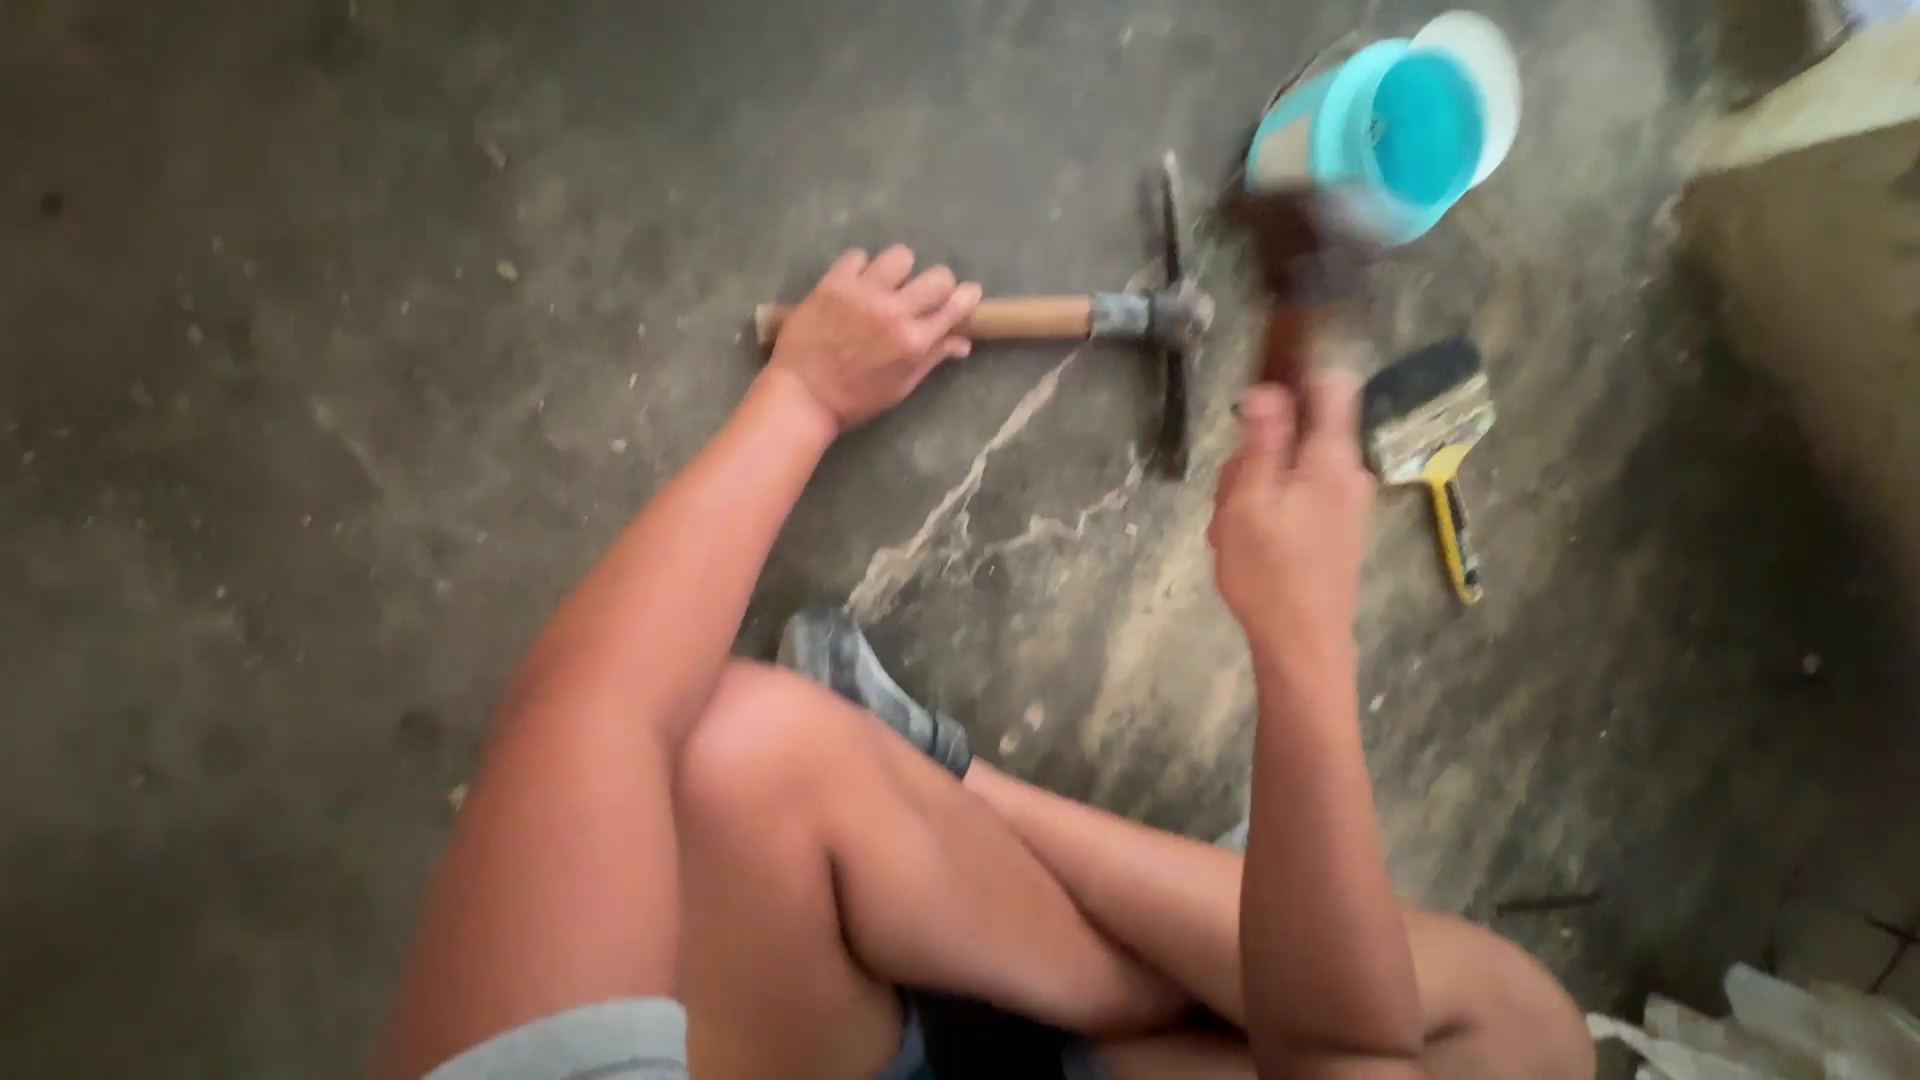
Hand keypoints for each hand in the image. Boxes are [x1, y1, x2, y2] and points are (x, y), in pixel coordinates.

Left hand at [767, 245, 982, 429]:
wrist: (803, 395)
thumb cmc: (855, 400)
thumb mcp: (900, 387)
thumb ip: (932, 359)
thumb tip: (963, 343)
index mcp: (915, 342)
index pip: (955, 305)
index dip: (966, 296)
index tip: (967, 294)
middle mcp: (895, 312)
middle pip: (937, 276)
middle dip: (937, 283)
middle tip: (921, 295)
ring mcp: (864, 294)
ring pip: (900, 256)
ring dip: (898, 270)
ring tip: (886, 285)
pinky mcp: (835, 283)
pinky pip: (858, 256)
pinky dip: (860, 268)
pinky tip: (855, 285)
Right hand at [1209, 374, 1373, 676]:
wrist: (1302, 643)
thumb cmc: (1269, 572)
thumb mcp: (1249, 501)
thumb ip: (1261, 441)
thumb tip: (1267, 387)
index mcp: (1330, 458)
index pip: (1330, 386)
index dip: (1293, 380)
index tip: (1254, 405)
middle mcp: (1348, 473)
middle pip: (1298, 434)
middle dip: (1255, 456)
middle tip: (1229, 498)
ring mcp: (1345, 505)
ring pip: (1290, 471)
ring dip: (1254, 491)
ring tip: (1233, 531)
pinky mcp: (1336, 531)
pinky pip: (1296, 501)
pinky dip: (1268, 514)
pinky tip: (1248, 546)